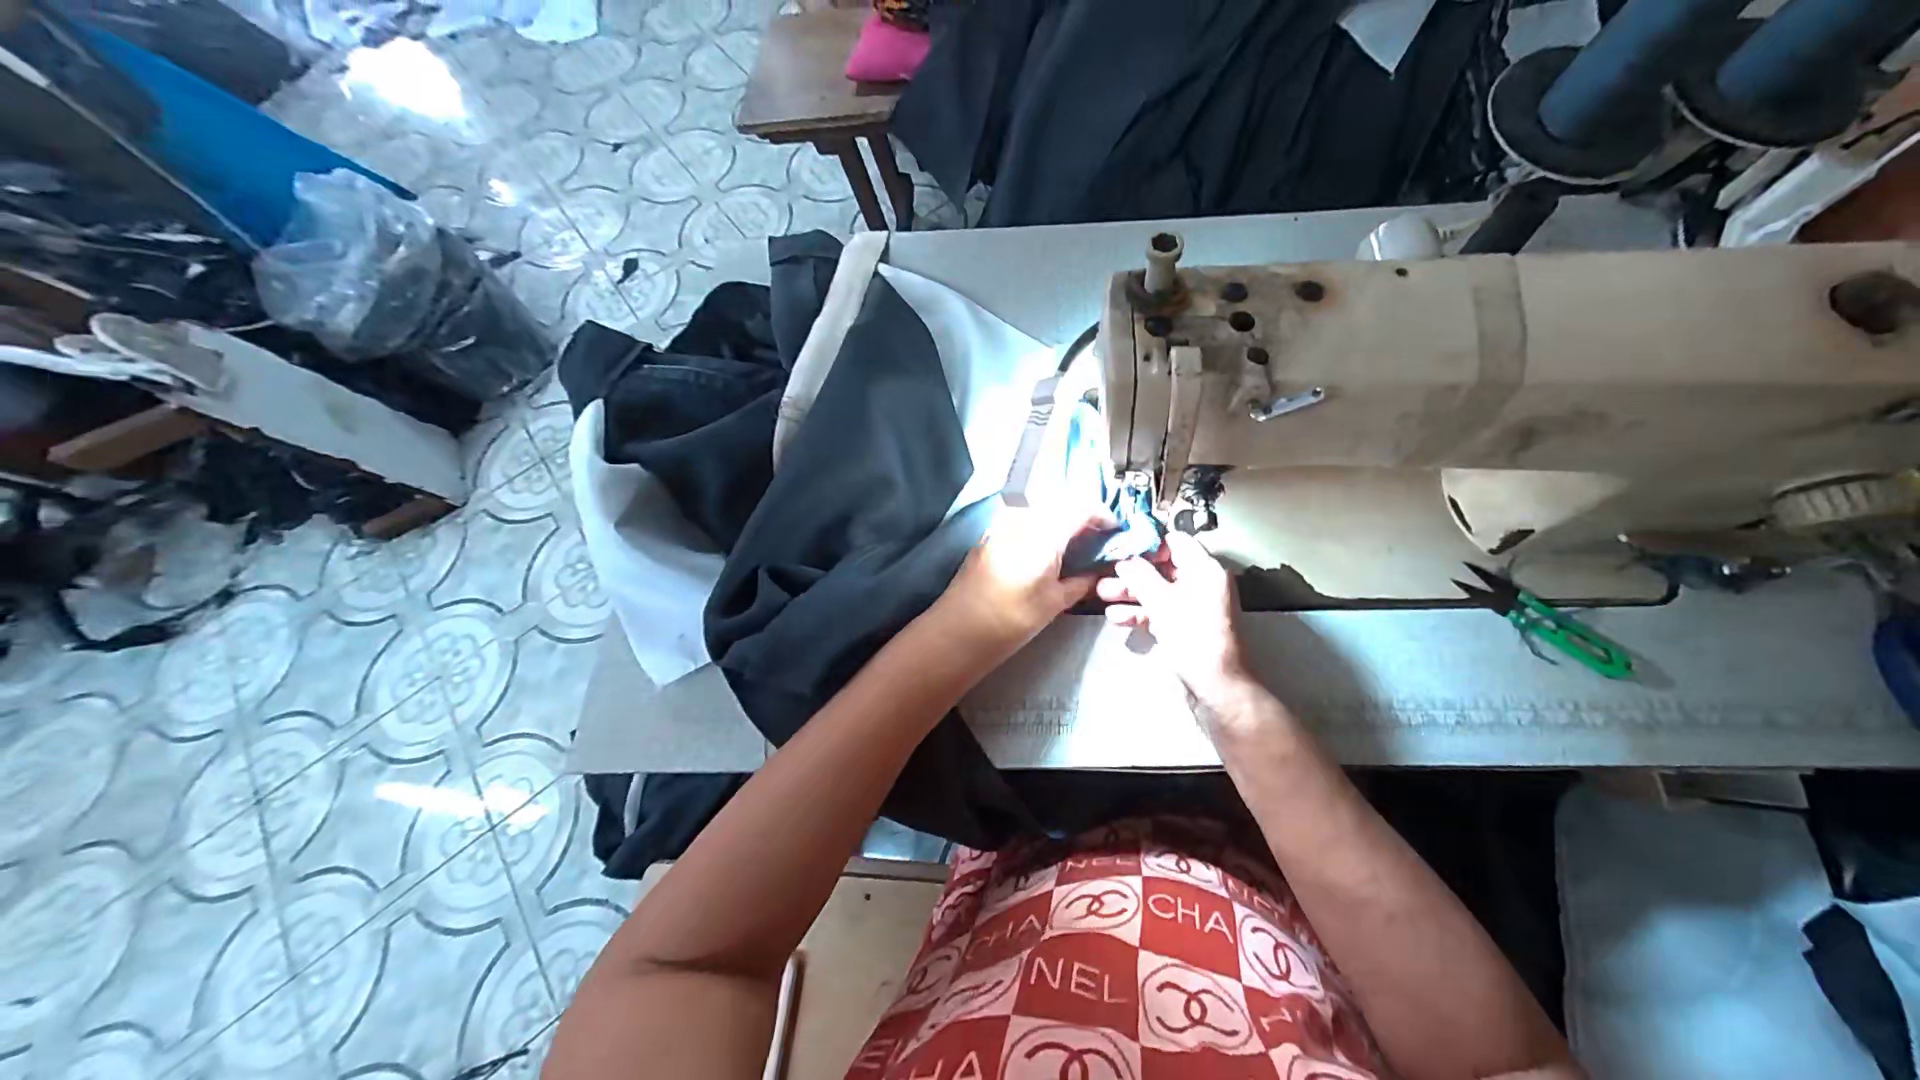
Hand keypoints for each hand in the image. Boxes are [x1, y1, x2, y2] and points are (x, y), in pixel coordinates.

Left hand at [929, 504, 1110, 661]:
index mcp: (1043, 532)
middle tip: (1098, 542)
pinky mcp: (988, 537)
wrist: (958, 631)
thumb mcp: (1055, 602)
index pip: (1082, 507)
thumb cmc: (1010, 620)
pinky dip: (1040, 532)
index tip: (1115, 531)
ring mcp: (1001, 526)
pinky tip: (1045, 555)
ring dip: (1061, 524)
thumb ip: (1082, 581)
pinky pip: (1022, 524)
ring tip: (1074, 550)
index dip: (1103, 516)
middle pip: (1062, 506)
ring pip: (1041, 514)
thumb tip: (1098, 571)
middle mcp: (1022, 520)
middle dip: (1083, 520)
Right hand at [1095, 531, 1252, 709]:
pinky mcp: (1183, 626)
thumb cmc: (1192, 636)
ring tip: (1101, 593)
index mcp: (1204, 569)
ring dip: (1129, 592)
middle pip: (1161, 567)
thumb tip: (1124, 558)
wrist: (1214, 685)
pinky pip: (1158, 611)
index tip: (1120, 547)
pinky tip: (1115, 618)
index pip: (1175, 541)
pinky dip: (1138, 613)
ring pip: (1156, 591)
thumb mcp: (1161, 601)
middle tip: (1104, 572)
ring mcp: (1191, 606)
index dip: (1147, 542)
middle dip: (1131, 572)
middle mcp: (1200, 583)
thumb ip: (1140, 575)